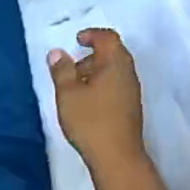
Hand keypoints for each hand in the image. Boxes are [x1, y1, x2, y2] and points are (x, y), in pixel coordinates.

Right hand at [48, 28, 146, 172]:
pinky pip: (115, 85)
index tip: (77, 39)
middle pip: (112, 53)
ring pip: (113, 71)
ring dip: (95, 72)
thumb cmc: (90, 121)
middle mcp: (128, 73)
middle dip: (91, 55)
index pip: (107, 38)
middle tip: (71, 66)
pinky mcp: (130, 106)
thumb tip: (57, 52)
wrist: (116, 155)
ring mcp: (131, 90)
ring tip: (74, 88)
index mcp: (115, 63)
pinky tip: (86, 102)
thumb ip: (61, 71)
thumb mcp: (68, 94)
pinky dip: (100, 85)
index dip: (92, 35)